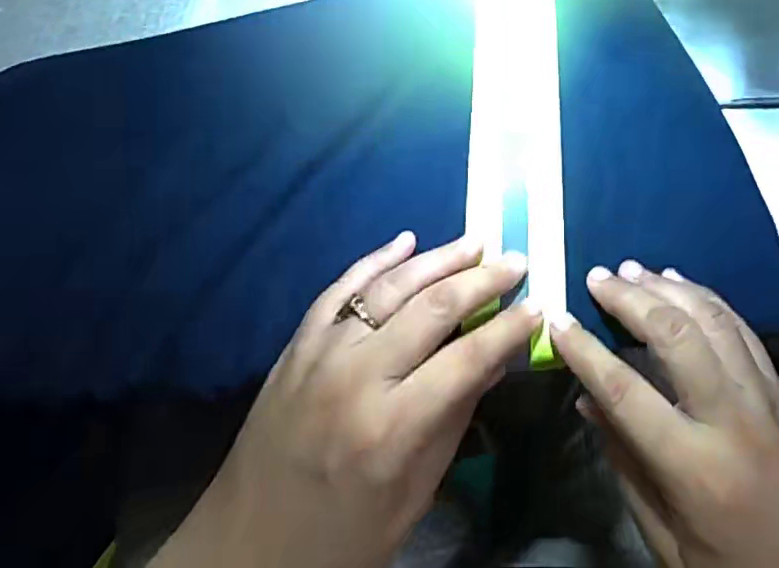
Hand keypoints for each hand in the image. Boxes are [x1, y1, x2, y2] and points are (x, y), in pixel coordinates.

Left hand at [150, 233, 538, 567]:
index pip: (469, 357)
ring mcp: (320, 357)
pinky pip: (339, 291)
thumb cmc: (344, 536)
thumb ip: (459, 412)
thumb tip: (501, 354)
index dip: (510, 327)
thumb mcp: (417, 489)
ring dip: (439, 258)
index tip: (538, 305)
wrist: (240, 557)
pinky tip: (406, 241)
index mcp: (392, 427)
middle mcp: (356, 380)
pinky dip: (374, 261)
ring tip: (477, 242)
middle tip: (518, 261)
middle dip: (484, 279)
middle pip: (435, 308)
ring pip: (390, 288)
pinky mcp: (295, 349)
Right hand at [547, 262, 778, 567]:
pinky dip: (708, 298)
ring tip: (634, 270)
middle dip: (632, 299)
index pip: (627, 394)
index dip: (587, 352)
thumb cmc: (734, 566)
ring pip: (712, 319)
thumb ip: (625, 467)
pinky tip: (683, 284)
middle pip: (675, 337)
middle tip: (599, 276)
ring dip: (670, 287)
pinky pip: (740, 326)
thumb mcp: (667, 540)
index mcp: (694, 467)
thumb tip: (588, 402)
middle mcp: (730, 416)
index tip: (559, 320)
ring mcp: (761, 392)